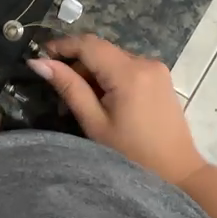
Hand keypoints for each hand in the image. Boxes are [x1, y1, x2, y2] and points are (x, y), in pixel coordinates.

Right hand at [27, 34, 205, 184]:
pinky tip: (104, 101)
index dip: (62, 45)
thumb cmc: (132, 155)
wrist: (178, 173)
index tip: (40, 56)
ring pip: (113, 58)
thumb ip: (69, 88)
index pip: (88, 44)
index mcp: (129, 73)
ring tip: (82, 101)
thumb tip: (39, 63)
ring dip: (93, 71)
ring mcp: (156, 68)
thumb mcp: (95, 123)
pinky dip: (110, 76)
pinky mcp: (161, 77)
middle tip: (59, 89)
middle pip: (101, 49)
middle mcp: (145, 62)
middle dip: (77, 63)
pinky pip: (127, 66)